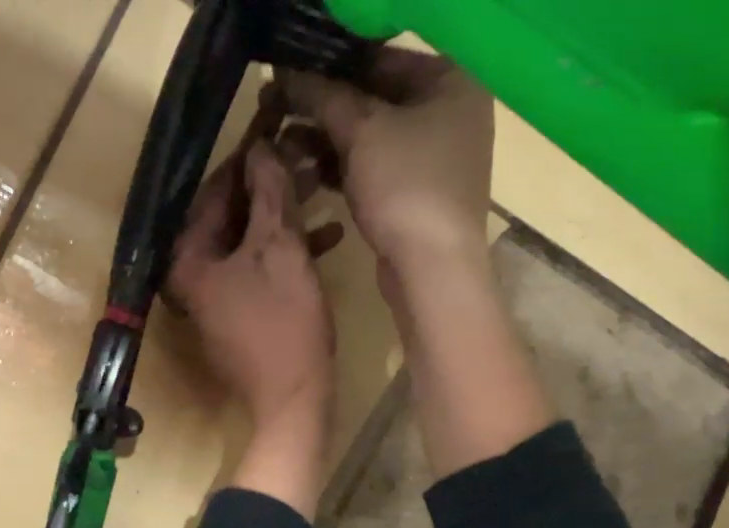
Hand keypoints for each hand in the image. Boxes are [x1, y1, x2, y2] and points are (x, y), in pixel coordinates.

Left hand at [166, 126, 339, 429]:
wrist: (294, 400)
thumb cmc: (283, 322)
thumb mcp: (280, 248)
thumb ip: (270, 192)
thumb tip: (262, 148)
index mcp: (187, 258)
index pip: (214, 190)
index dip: (248, 156)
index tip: (278, 125)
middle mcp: (191, 275)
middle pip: (229, 214)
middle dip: (270, 184)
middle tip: (307, 152)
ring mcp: (215, 296)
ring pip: (248, 239)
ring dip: (284, 214)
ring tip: (323, 184)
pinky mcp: (240, 313)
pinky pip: (258, 268)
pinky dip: (287, 250)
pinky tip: (327, 233)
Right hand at [276, 48, 494, 268]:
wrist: (433, 267)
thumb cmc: (405, 185)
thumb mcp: (361, 130)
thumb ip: (323, 96)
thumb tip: (287, 73)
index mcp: (452, 81)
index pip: (380, 59)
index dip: (329, 67)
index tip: (287, 79)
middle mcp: (451, 112)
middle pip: (374, 98)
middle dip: (323, 109)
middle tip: (276, 111)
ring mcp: (436, 156)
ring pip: (370, 137)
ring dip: (326, 141)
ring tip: (282, 146)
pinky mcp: (418, 193)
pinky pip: (374, 168)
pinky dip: (342, 168)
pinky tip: (305, 172)